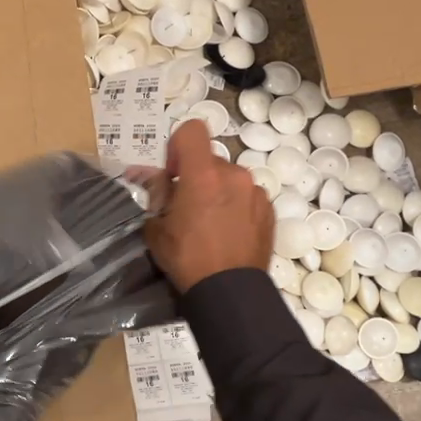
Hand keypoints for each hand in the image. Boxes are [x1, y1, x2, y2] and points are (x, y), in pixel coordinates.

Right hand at [137, 121, 274, 291]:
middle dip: (196, 176)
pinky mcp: (269, 210)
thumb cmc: (186, 258)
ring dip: (217, 191)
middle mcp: (234, 175)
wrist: (229, 291)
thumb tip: (151, 177)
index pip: (192, 130)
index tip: (173, 172)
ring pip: (229, 179)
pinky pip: (246, 197)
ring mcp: (256, 192)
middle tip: (185, 207)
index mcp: (203, 175)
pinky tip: (227, 232)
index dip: (178, 145)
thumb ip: (156, 195)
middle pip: (210, 159)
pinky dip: (235, 206)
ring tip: (209, 222)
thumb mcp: (156, 228)